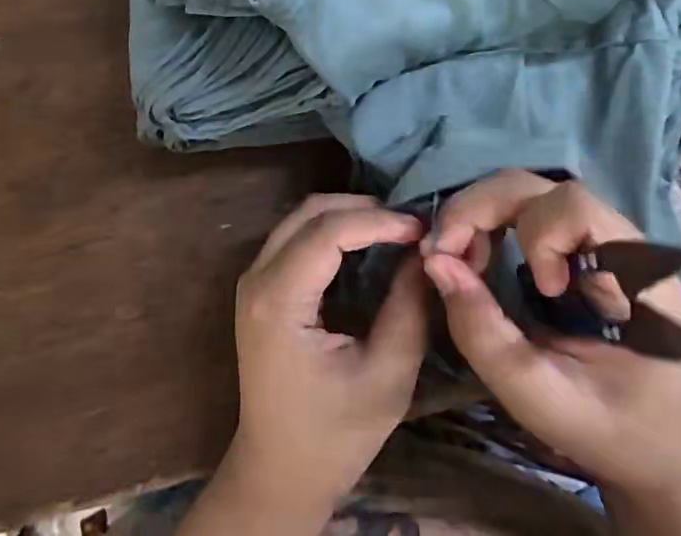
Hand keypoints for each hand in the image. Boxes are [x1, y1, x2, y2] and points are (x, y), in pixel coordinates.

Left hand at [228, 194, 430, 507]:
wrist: (279, 471)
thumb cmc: (334, 433)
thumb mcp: (387, 376)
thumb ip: (408, 307)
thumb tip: (427, 253)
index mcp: (279, 300)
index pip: (328, 231)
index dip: (379, 222)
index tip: (423, 229)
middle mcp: (256, 278)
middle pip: (310, 212)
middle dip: (364, 210)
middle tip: (412, 226)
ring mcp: (253, 279)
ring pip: (301, 218)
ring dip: (348, 215)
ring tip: (395, 230)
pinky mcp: (260, 286)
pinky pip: (296, 236)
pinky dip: (333, 230)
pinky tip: (367, 244)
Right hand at [421, 171, 680, 496]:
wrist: (643, 441)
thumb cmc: (602, 426)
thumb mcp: (539, 397)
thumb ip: (485, 335)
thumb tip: (435, 262)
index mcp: (639, 277)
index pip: (580, 208)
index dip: (541, 234)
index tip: (538, 289)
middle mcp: (620, 239)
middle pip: (540, 186)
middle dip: (480, 209)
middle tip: (442, 251)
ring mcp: (594, 233)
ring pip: (524, 188)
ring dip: (477, 213)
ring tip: (455, 255)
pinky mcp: (571, 238)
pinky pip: (520, 205)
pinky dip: (484, 221)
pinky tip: (472, 254)